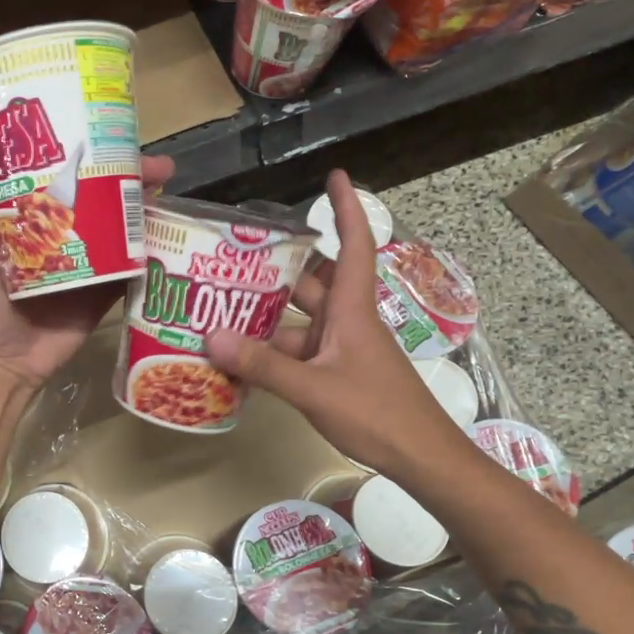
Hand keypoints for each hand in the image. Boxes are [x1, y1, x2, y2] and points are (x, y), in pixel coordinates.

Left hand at [0, 149, 174, 390]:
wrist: (3, 364)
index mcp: (27, 217)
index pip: (57, 173)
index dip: (80, 150)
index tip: (103, 129)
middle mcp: (61, 232)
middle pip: (98, 193)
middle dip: (128, 174)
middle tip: (156, 164)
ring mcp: (87, 260)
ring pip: (119, 224)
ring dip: (144, 205)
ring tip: (166, 187)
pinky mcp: (104, 289)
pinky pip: (130, 265)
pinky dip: (149, 248)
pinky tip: (169, 230)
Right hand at [205, 171, 469, 475]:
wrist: (421, 458)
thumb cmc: (378, 414)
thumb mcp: (314, 390)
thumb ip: (263, 366)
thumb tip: (211, 337)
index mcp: (353, 310)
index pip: (355, 245)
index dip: (348, 208)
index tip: (335, 175)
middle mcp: (347, 320)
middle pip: (313, 279)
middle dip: (279, 263)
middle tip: (235, 252)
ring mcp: (341, 348)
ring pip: (299, 317)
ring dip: (267, 311)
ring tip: (220, 303)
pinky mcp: (335, 373)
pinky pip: (297, 349)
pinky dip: (270, 349)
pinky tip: (238, 355)